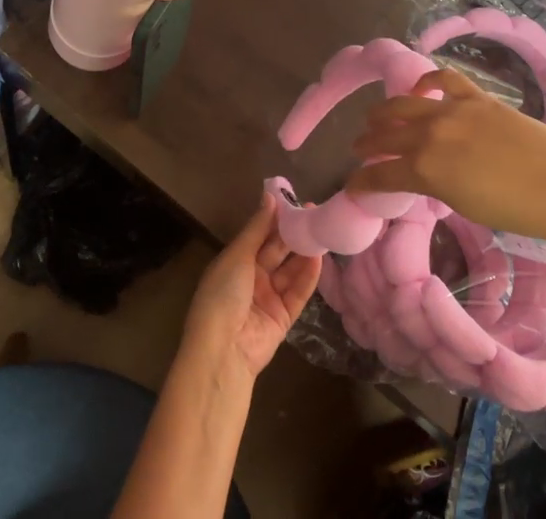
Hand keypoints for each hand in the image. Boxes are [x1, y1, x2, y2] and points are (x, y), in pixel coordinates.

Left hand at [181, 193, 322, 378]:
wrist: (224, 349)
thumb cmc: (223, 295)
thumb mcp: (237, 256)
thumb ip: (257, 228)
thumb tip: (269, 196)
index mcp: (234, 262)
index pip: (258, 235)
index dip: (275, 219)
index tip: (295, 201)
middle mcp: (251, 278)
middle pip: (276, 252)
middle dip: (294, 234)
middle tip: (316, 213)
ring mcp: (268, 298)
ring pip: (290, 271)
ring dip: (305, 253)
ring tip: (322, 232)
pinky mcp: (284, 317)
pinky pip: (298, 292)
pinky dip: (308, 277)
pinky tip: (319, 259)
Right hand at [346, 67, 545, 242]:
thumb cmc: (517, 211)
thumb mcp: (463, 206)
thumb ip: (434, 186)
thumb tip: (420, 176)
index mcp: (425, 170)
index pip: (379, 174)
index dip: (360, 182)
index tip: (350, 187)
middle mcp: (431, 134)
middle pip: (385, 135)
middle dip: (366, 144)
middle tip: (357, 150)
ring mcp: (454, 110)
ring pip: (404, 103)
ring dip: (383, 112)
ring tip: (374, 118)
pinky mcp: (477, 97)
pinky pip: (442, 79)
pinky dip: (426, 81)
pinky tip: (419, 89)